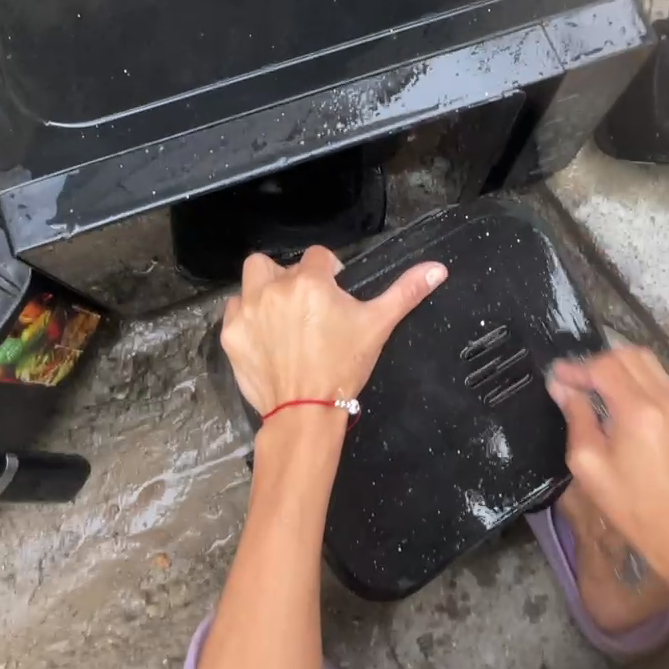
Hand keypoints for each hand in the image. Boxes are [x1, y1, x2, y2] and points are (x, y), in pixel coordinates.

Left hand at [220, 246, 447, 421]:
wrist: (305, 411)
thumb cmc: (344, 366)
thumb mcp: (378, 326)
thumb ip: (405, 292)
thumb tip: (437, 268)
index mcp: (310, 281)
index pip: (319, 256)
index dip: (329, 272)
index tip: (334, 293)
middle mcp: (274, 287)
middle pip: (278, 263)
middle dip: (291, 276)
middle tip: (305, 305)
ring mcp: (248, 310)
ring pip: (251, 279)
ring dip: (264, 290)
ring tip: (281, 315)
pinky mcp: (231, 333)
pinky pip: (234, 310)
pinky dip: (246, 316)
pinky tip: (263, 334)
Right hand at [547, 347, 668, 581]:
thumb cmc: (626, 501)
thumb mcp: (587, 462)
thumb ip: (575, 415)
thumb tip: (560, 385)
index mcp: (638, 412)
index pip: (603, 368)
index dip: (576, 368)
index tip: (555, 375)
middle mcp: (664, 399)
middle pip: (626, 356)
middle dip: (595, 362)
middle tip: (574, 380)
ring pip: (645, 360)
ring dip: (616, 364)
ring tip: (593, 383)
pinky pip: (658, 376)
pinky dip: (634, 375)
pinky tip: (617, 394)